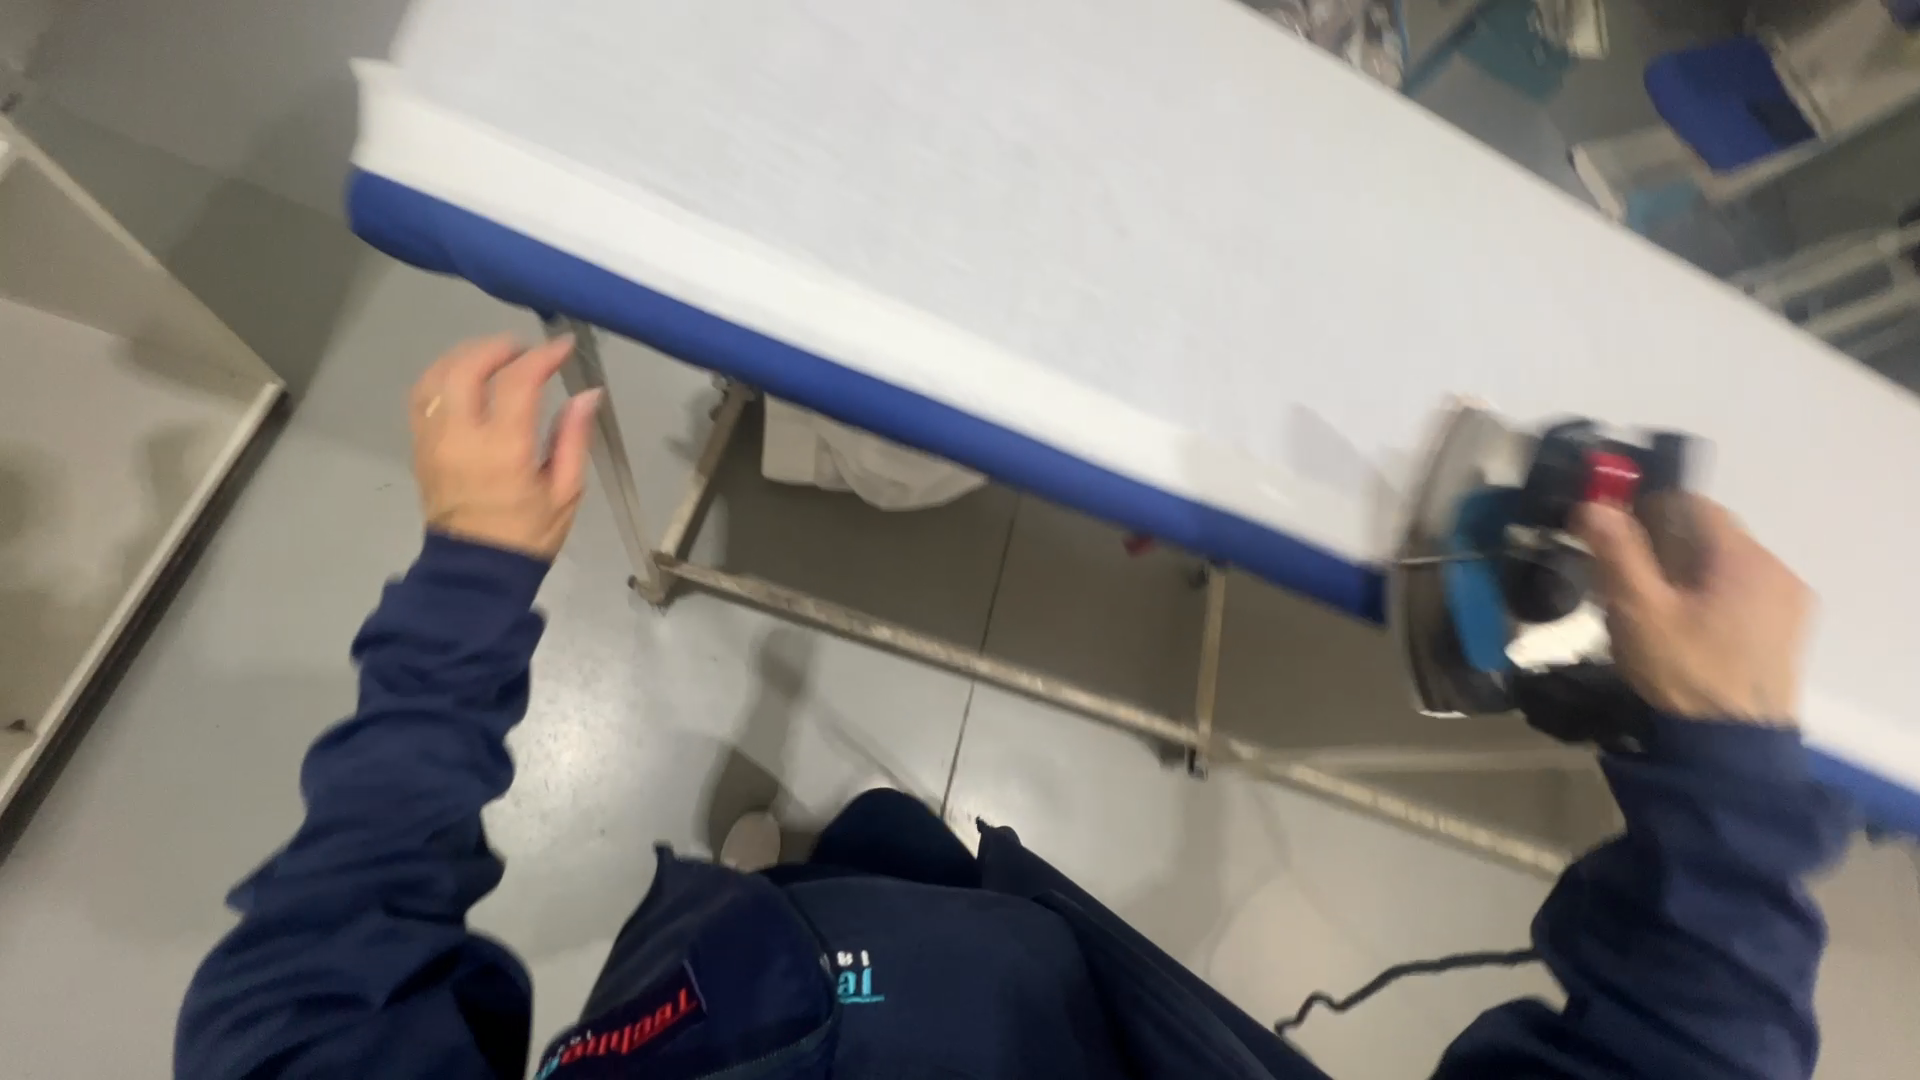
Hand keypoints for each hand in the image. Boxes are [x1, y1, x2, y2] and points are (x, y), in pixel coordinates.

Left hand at [409, 335, 601, 559]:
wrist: (478, 567)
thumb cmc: (530, 531)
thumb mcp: (566, 490)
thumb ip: (573, 437)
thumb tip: (588, 395)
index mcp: (504, 449)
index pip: (518, 383)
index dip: (542, 357)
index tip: (563, 346)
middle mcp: (461, 437)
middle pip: (465, 368)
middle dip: (497, 348)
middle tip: (524, 349)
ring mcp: (433, 440)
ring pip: (435, 376)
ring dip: (464, 356)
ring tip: (493, 356)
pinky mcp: (419, 447)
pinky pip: (422, 397)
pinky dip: (443, 376)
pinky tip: (464, 379)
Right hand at [1574, 495, 1810, 725]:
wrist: (1725, 740)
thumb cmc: (1679, 667)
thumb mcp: (1636, 608)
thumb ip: (1616, 552)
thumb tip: (1593, 505)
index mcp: (1744, 560)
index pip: (1692, 505)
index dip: (1642, 509)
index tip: (1604, 531)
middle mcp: (1775, 571)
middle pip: (1705, 534)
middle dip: (1655, 544)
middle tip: (1612, 574)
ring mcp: (1784, 602)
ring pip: (1717, 564)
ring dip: (1675, 570)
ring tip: (1637, 603)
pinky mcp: (1780, 628)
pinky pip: (1733, 590)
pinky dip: (1698, 592)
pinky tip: (1672, 623)